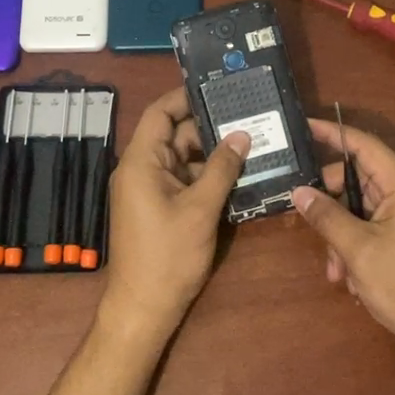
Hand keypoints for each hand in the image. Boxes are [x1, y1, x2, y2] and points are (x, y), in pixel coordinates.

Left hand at [100, 88, 249, 340]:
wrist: (145, 307)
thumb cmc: (168, 255)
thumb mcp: (200, 209)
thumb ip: (222, 169)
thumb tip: (242, 135)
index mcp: (141, 162)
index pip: (159, 113)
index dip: (185, 97)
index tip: (218, 86)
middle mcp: (142, 170)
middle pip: (176, 135)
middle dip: (210, 126)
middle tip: (249, 115)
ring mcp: (151, 190)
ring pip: (184, 159)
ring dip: (214, 154)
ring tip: (253, 141)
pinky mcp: (161, 208)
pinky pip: (186, 181)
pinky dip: (209, 176)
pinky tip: (240, 174)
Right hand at [291, 120, 394, 366]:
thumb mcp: (358, 250)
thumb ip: (327, 216)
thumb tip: (298, 192)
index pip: (364, 146)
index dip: (334, 133)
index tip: (304, 126)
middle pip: (355, 178)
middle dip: (329, 202)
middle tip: (305, 217)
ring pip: (356, 206)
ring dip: (338, 233)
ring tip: (334, 268)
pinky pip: (365, 226)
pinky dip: (350, 246)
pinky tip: (345, 275)